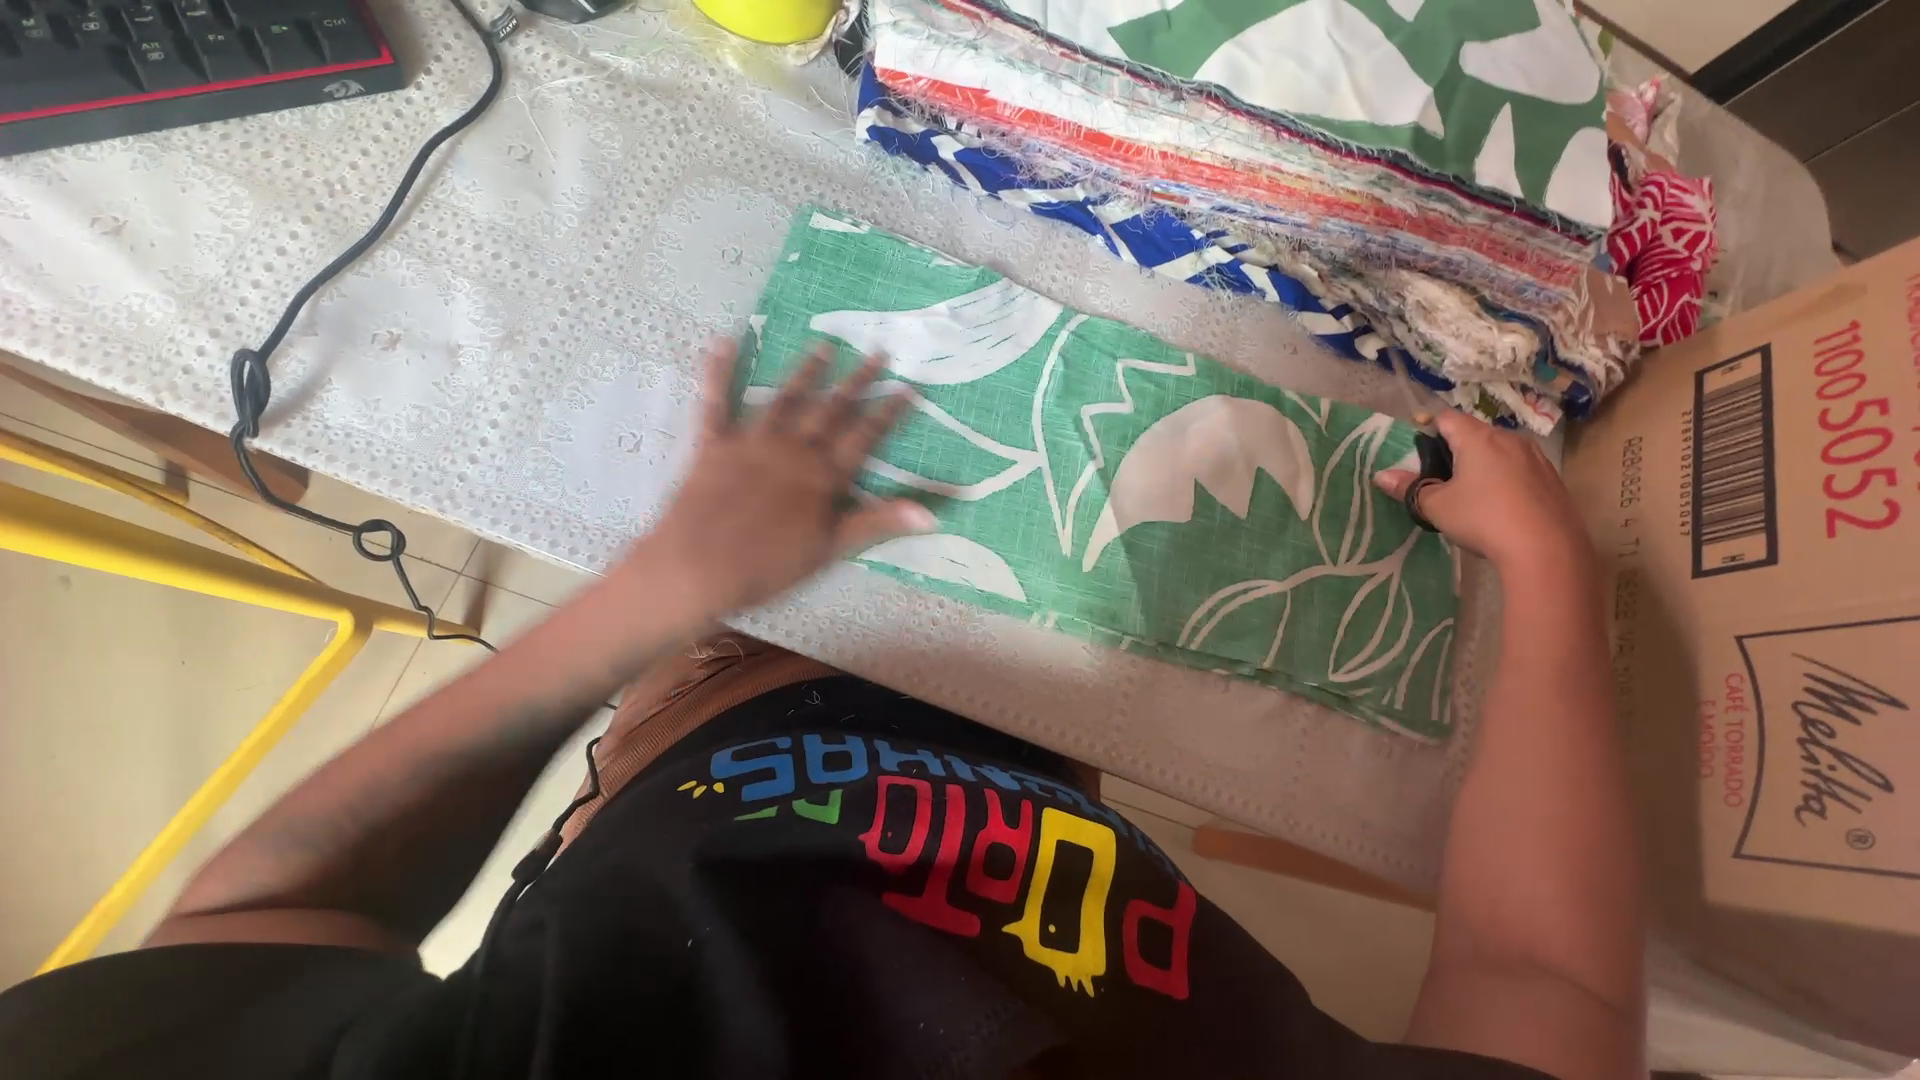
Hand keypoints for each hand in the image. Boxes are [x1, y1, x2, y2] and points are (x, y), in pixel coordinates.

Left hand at [633, 338, 935, 614]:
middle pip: (831, 409)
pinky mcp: (713, 444)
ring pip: (785, 399)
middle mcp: (793, 449)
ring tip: (824, 346)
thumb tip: (931, 513)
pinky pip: (715, 401)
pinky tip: (724, 342)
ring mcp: (752, 442)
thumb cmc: (768, 566)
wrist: (697, 568)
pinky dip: (719, 371)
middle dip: (856, 381)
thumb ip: (878, 522)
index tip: (908, 388)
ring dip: (806, 372)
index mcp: (823, 476)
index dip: (888, 412)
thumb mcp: (830, 548)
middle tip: (877, 352)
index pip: (864, 436)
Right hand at [1372, 410, 1592, 578]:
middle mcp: (1509, 439)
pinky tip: (1498, 506)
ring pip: (1498, 451)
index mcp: (1478, 439)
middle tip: (1439, 479)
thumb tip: (1381, 476)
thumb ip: (1409, 489)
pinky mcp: (1552, 478)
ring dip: (1481, 465)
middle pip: (1474, 433)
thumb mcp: (1436, 506)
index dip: (1427, 429)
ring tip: (1469, 494)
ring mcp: (1535, 457)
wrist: (1546, 548)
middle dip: (1454, 450)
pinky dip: (1503, 479)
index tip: (1418, 453)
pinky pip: (1518, 468)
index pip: (1446, 418)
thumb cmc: (1482, 518)